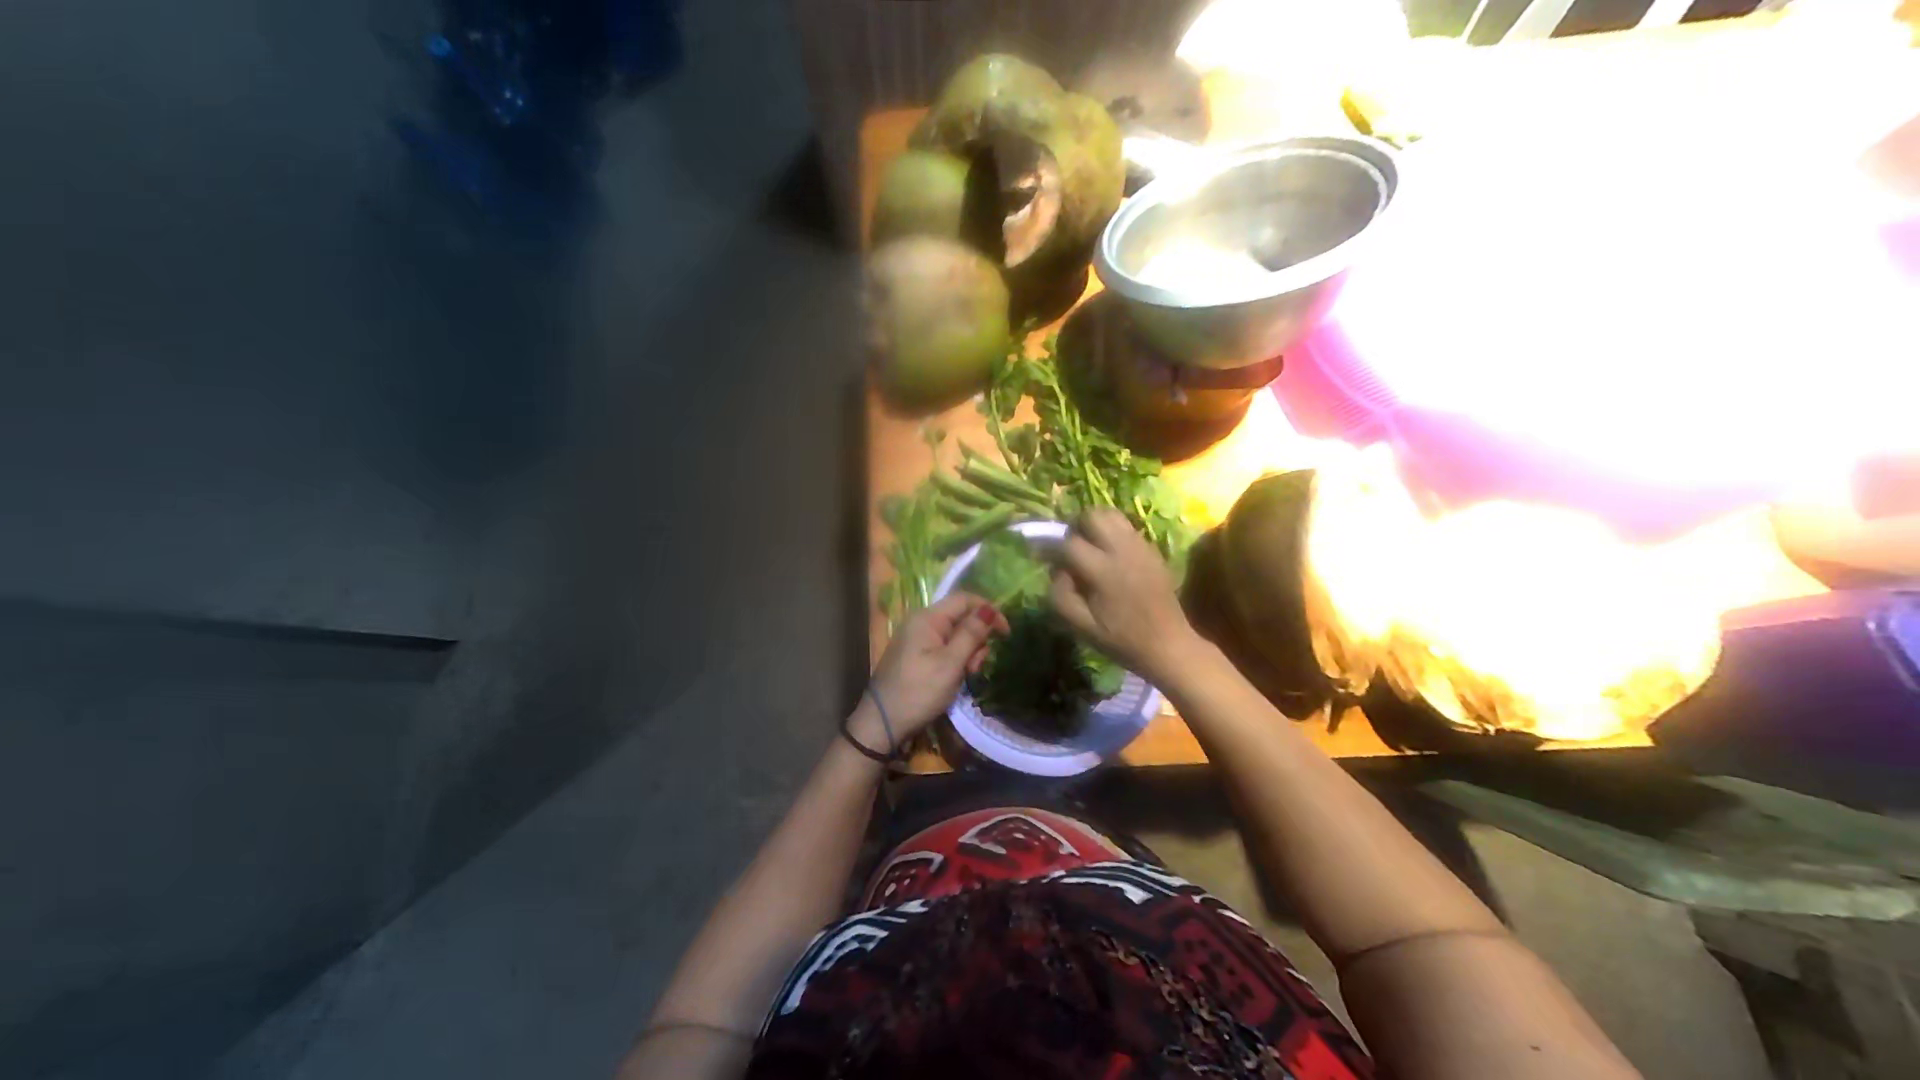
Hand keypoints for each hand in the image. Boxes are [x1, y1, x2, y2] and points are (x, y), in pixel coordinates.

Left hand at [866, 591, 1009, 744]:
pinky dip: (955, 659)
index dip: (988, 611)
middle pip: (961, 617)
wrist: (883, 722)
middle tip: (976, 666)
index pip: (965, 599)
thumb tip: (989, 609)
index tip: (1006, 633)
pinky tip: (956, 678)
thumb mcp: (950, 663)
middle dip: (977, 638)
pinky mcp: (916, 655)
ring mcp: (917, 639)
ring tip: (966, 675)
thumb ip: (971, 634)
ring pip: (954, 635)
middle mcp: (921, 622)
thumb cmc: (919, 691)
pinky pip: (943, 648)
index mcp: (927, 617)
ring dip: (968, 652)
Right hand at [1049, 508, 1199, 684]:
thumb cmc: (1121, 640)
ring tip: (1088, 545)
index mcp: (1103, 570)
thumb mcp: (1081, 626)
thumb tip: (1057, 571)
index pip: (1068, 543)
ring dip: (1094, 524)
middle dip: (1075, 526)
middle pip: (1093, 515)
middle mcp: (1123, 550)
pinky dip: (1112, 532)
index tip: (1039, 553)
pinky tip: (1109, 555)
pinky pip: (1126, 527)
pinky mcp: (1152, 550)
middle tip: (1068, 546)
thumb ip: (1060, 596)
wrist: (1167, 644)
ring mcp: (1141, 546)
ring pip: (1112, 514)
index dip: (1049, 546)